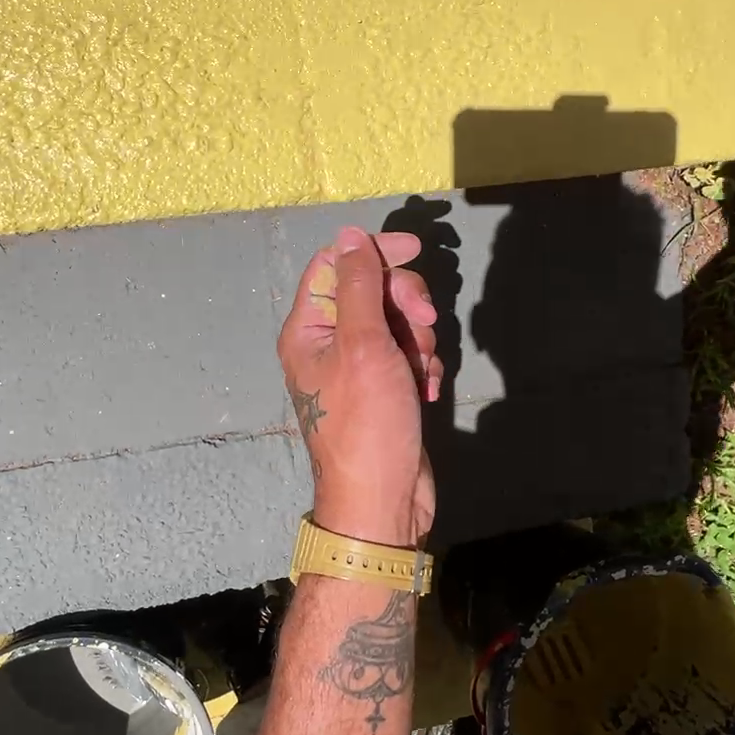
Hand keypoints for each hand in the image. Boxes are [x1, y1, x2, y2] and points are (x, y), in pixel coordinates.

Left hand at [277, 226, 441, 546]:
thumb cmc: (367, 422)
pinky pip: (406, 352)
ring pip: (395, 320)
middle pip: (371, 289)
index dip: (373, 250)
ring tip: (419, 369)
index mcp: (309, 328)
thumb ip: (357, 285)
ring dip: (418, 337)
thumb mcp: (363, 345)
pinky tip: (426, 386)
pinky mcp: (384, 386)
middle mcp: (328, 342)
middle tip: (425, 322)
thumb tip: (349, 234)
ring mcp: (358, 365)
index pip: (335, 264)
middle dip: (405, 301)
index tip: (415, 248)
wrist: (384, 501)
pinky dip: (421, 363)